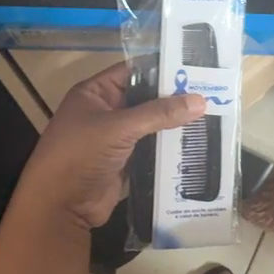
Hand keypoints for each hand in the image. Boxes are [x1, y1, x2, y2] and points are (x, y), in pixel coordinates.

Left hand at [18, 61, 203, 229]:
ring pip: (151, 124)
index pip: (133, 71)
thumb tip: (200, 101)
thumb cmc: (80, 156)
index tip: (195, 65)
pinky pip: (152, 148)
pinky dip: (170, 146)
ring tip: (213, 114)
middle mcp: (106, 111)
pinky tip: (198, 142)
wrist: (59, 208)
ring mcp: (115, 138)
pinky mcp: (125, 162)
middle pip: (146, 98)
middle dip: (175, 97)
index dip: (162, 67)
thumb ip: (159, 113)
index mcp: (95, 93)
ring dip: (175, 123)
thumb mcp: (119, 128)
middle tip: (213, 90)